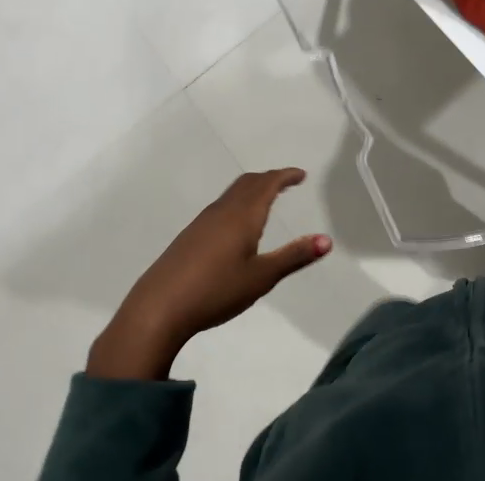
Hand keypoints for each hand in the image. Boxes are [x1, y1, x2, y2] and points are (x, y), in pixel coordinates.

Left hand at [87, 169, 331, 379]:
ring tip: (264, 200)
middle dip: (269, 179)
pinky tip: (235, 227)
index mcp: (243, 215)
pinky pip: (219, 208)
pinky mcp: (187, 238)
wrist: (157, 311)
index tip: (301, 175)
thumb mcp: (262, 277)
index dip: (286, 176)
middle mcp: (222, 211)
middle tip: (286, 183)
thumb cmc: (216, 291)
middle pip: (248, 183)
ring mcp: (201, 223)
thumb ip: (294, 256)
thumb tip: (327, 240)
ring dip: (251, 190)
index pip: (268, 183)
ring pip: (231, 194)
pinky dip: (236, 204)